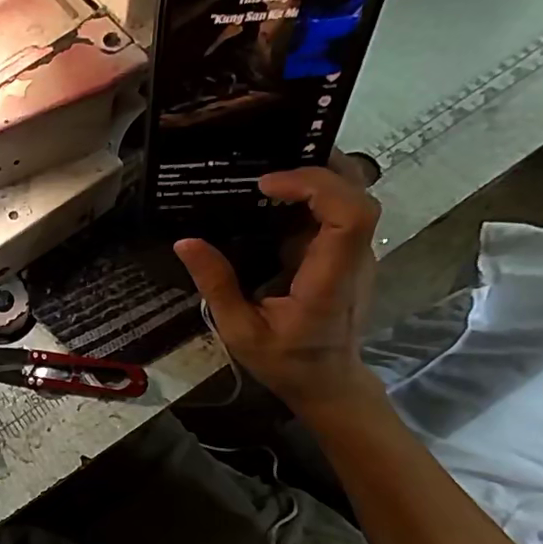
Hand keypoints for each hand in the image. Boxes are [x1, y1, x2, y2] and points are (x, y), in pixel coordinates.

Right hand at [174, 159, 383, 412]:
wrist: (327, 381)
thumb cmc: (286, 362)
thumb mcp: (240, 331)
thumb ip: (217, 286)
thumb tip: (185, 242)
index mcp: (330, 280)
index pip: (350, 215)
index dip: (315, 185)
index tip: (267, 185)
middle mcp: (353, 259)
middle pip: (356, 191)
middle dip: (314, 166)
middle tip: (264, 163)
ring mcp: (355, 253)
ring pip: (350, 194)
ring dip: (312, 176)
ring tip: (265, 173)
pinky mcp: (346, 252)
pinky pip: (335, 210)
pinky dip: (308, 194)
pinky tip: (272, 197)